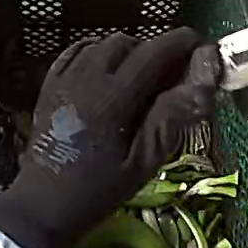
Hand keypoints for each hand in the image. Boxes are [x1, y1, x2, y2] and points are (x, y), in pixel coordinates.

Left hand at [0, 28, 220, 247]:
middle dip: (154, 50)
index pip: (153, 53)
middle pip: (128, 43)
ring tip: (141, 77)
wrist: (44, 205)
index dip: (180, 43)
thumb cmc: (98, 189)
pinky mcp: (50, 85)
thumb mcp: (144, 161)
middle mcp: (86, 78)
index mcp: (113, 97)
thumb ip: (172, 117)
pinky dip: (98, 54)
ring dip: (127, 52)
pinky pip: (77, 53)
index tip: (198, 45)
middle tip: (171, 73)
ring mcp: (65, 78)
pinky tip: (108, 73)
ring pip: (102, 44)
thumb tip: (203, 81)